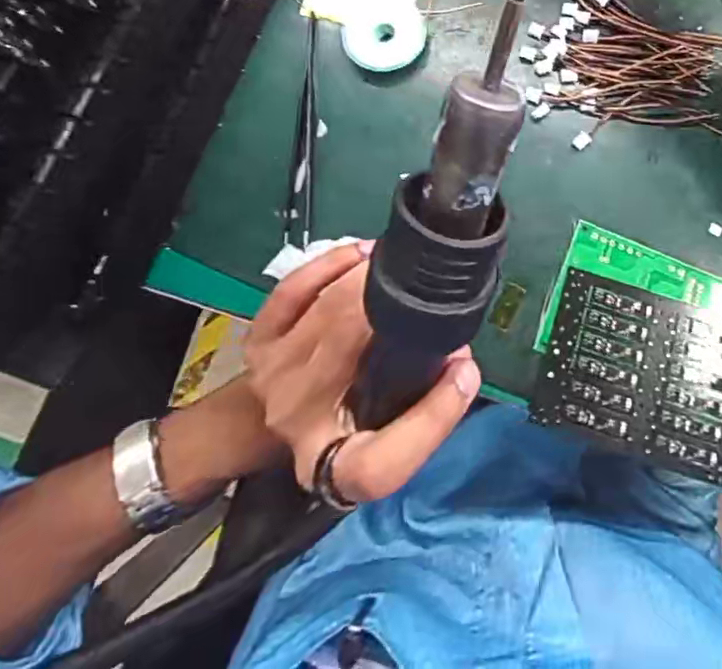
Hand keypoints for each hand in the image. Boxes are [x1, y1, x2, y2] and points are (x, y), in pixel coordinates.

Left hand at [244, 242, 480, 502]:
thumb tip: (458, 355)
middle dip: (398, 309)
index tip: (464, 371)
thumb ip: (424, 408)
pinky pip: (295, 290)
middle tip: (430, 290)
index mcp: (338, 468)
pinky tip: (360, 254)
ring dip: (368, 278)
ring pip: (328, 310)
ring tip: (398, 264)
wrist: (264, 427)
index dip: (432, 418)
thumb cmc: (343, 429)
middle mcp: (300, 422)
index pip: (383, 465)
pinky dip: (329, 266)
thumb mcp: (386, 440)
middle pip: (352, 351)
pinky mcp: (258, 340)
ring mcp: (274, 376)